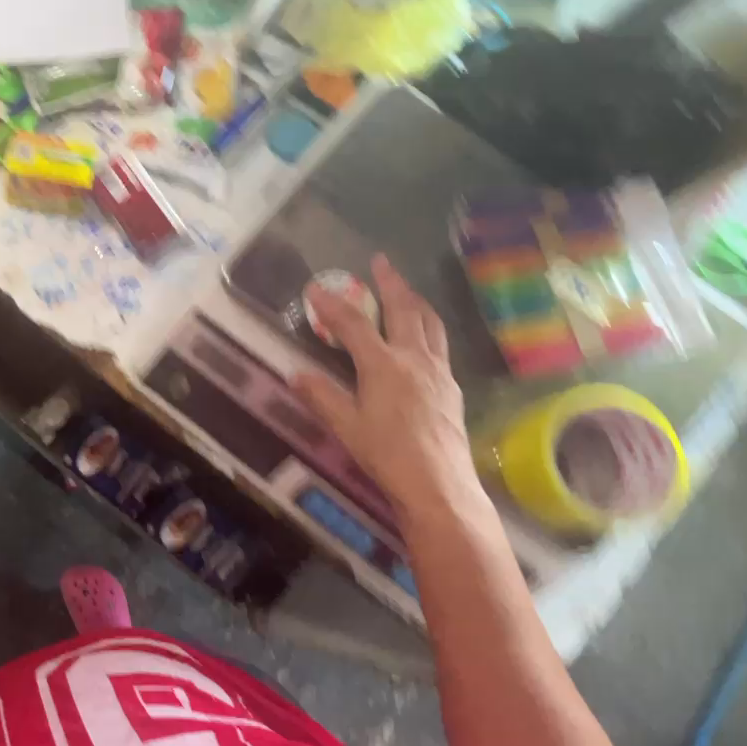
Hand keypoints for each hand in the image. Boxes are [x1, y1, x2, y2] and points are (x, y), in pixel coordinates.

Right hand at [292, 254, 483, 520]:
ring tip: (406, 289)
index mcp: (384, 366)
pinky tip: (423, 337)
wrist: (437, 483)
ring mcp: (438, 372)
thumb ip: (321, 397)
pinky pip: (440, 344)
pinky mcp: (450, 388)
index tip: (316, 287)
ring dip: (415, 300)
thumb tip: (296, 374)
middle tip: (380, 262)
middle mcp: (414, 359)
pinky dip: (428, 327)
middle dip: (390, 283)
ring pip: (429, 323)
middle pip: (403, 310)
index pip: (354, 325)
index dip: (332, 304)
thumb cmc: (386, 455)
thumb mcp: (345, 427)